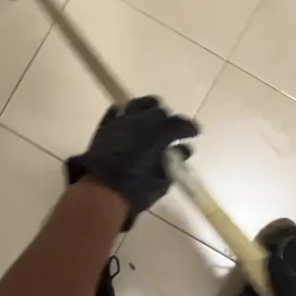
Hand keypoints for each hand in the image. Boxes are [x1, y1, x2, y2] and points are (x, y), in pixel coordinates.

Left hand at [65, 97, 198, 229]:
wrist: (101, 191)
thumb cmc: (136, 190)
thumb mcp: (163, 180)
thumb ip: (174, 162)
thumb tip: (182, 151)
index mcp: (159, 134)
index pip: (179, 123)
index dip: (189, 127)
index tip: (194, 133)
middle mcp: (142, 122)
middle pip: (159, 112)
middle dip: (168, 119)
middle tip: (170, 130)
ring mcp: (121, 122)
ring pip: (138, 104)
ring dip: (148, 108)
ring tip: (150, 116)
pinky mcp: (105, 126)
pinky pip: (116, 111)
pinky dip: (124, 112)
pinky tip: (127, 118)